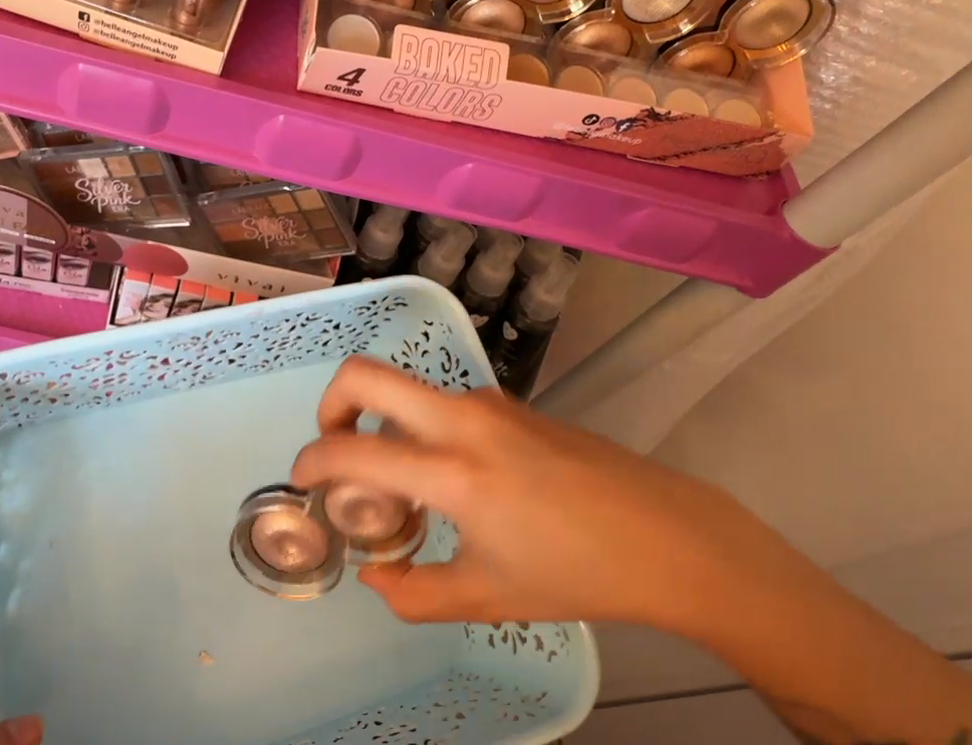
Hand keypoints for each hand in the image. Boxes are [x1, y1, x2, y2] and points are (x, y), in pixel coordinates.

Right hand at [290, 355, 818, 635]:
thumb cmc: (577, 573)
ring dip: (381, 422)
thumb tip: (373, 574)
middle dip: (331, 404)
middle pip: (366, 373)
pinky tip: (450, 480)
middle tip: (334, 450)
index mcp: (452, 472)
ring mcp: (490, 404)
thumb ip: (413, 592)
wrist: (668, 537)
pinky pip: (442, 403)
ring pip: (407, 389)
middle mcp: (462, 420)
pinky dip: (420, 427)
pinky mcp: (512, 405)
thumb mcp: (487, 598)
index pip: (351, 450)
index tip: (302, 484)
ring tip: (400, 485)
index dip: (310, 463)